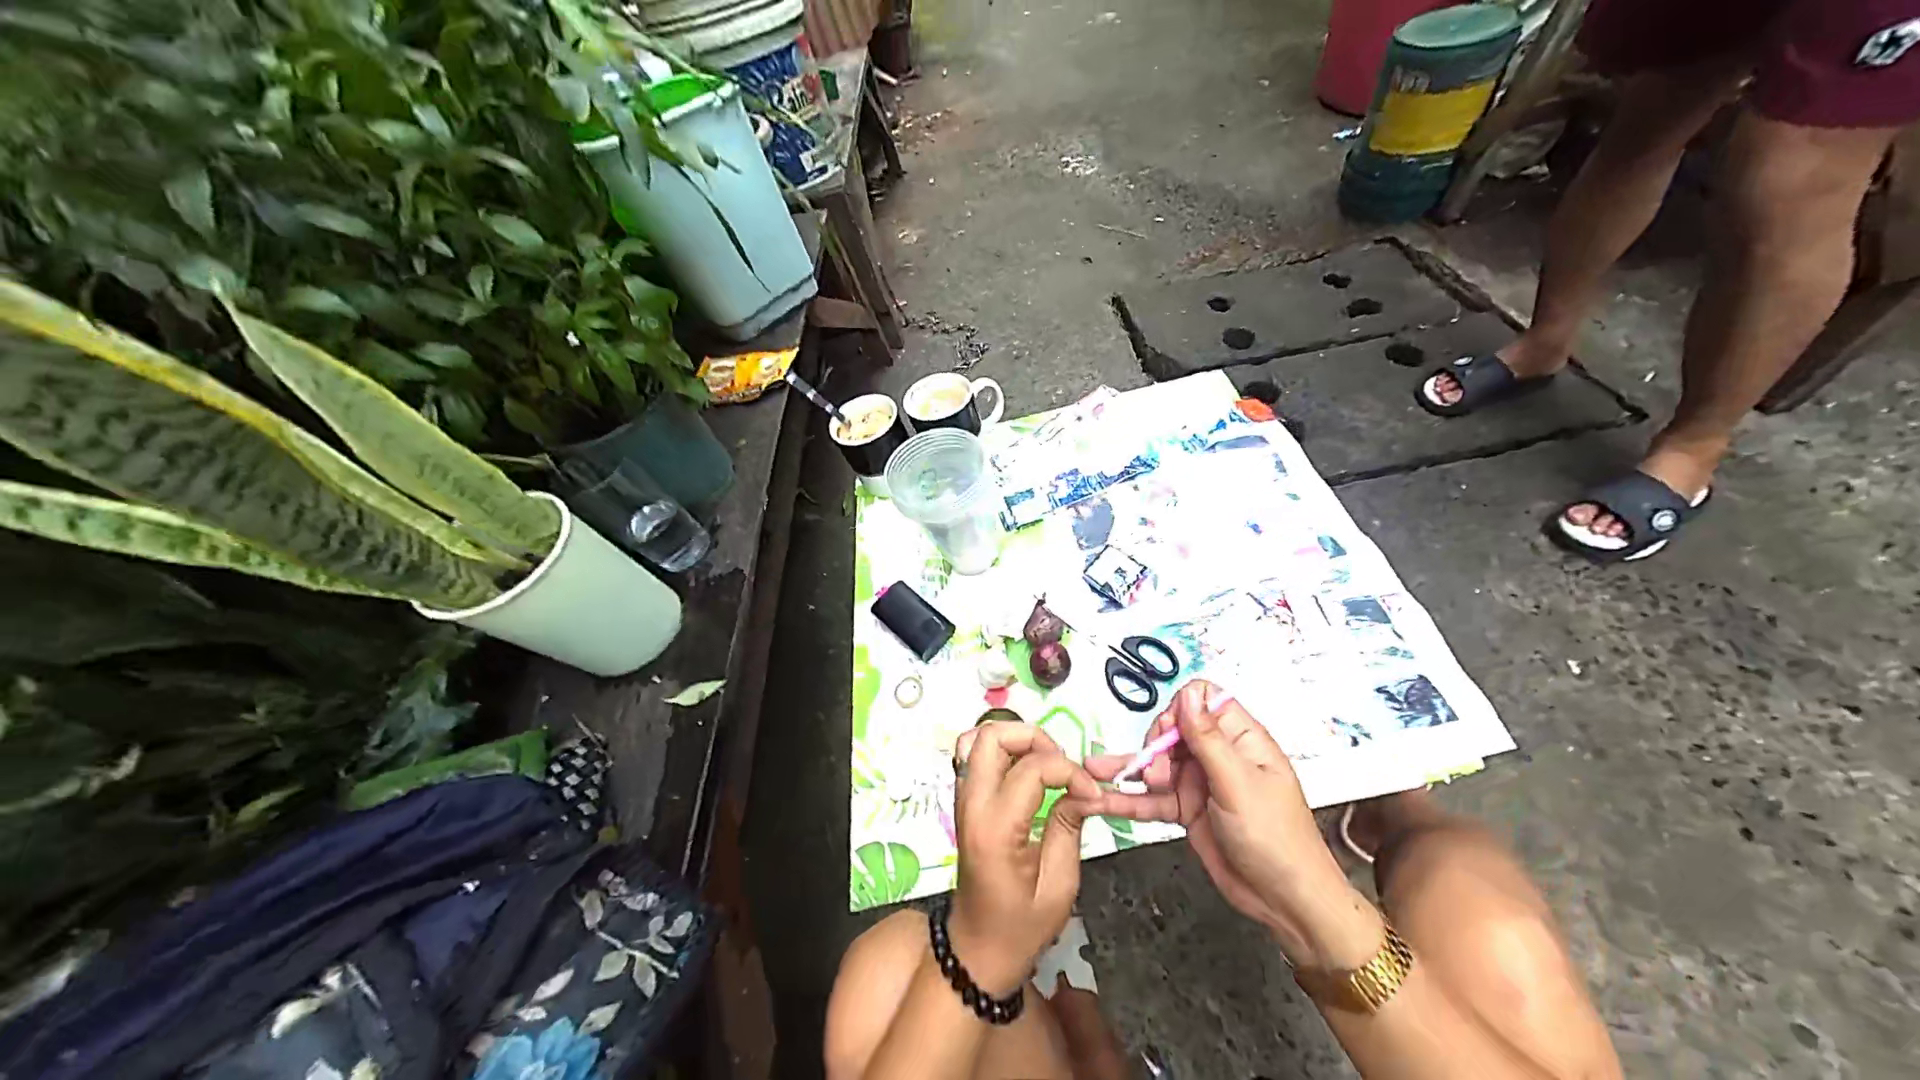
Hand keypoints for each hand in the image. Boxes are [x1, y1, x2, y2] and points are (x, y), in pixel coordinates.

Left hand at [947, 722, 1098, 995]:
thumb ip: (1069, 828)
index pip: (1032, 768)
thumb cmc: (1021, 926)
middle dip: (1035, 739)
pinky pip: (974, 756)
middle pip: (992, 736)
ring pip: (979, 738)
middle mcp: (972, 804)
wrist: (977, 948)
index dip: (1070, 772)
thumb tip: (1086, 792)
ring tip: (1046, 767)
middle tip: (1063, 768)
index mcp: (996, 828)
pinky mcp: (963, 801)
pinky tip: (1025, 771)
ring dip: (1017, 741)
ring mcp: (962, 799)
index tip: (1092, 796)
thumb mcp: (1059, 885)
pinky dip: (1001, 751)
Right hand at [1086, 681, 1380, 969]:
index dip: (1179, 713)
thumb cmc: (1279, 840)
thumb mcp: (1239, 784)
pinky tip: (1101, 799)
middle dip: (1154, 749)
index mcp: (1240, 739)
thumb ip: (1208, 739)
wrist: (1285, 901)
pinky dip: (1127, 800)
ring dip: (1129, 770)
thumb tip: (1190, 694)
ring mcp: (1200, 783)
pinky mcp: (1186, 810)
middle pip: (1171, 733)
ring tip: (1097, 774)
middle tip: (1155, 776)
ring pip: (1155, 765)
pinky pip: (1150, 799)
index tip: (1169, 737)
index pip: (1201, 702)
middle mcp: (1218, 756)